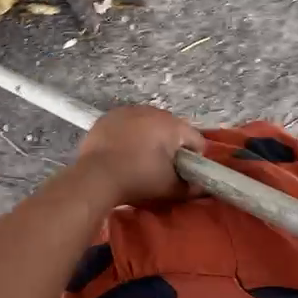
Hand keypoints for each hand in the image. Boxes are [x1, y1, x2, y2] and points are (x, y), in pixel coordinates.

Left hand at [72, 104, 205, 206]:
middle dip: (170, 146)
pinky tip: (121, 151)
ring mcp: (127, 111)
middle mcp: (151, 111)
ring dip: (148, 138)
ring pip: (147, 124)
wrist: (96, 176)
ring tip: (138, 159)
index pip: (195, 140)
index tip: (185, 173)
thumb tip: (200, 187)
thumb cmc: (139, 178)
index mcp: (172, 124)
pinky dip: (127, 135)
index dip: (194, 159)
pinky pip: (126, 125)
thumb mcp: (170, 187)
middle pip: (171, 129)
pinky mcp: (107, 116)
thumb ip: (191, 187)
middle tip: (161, 168)